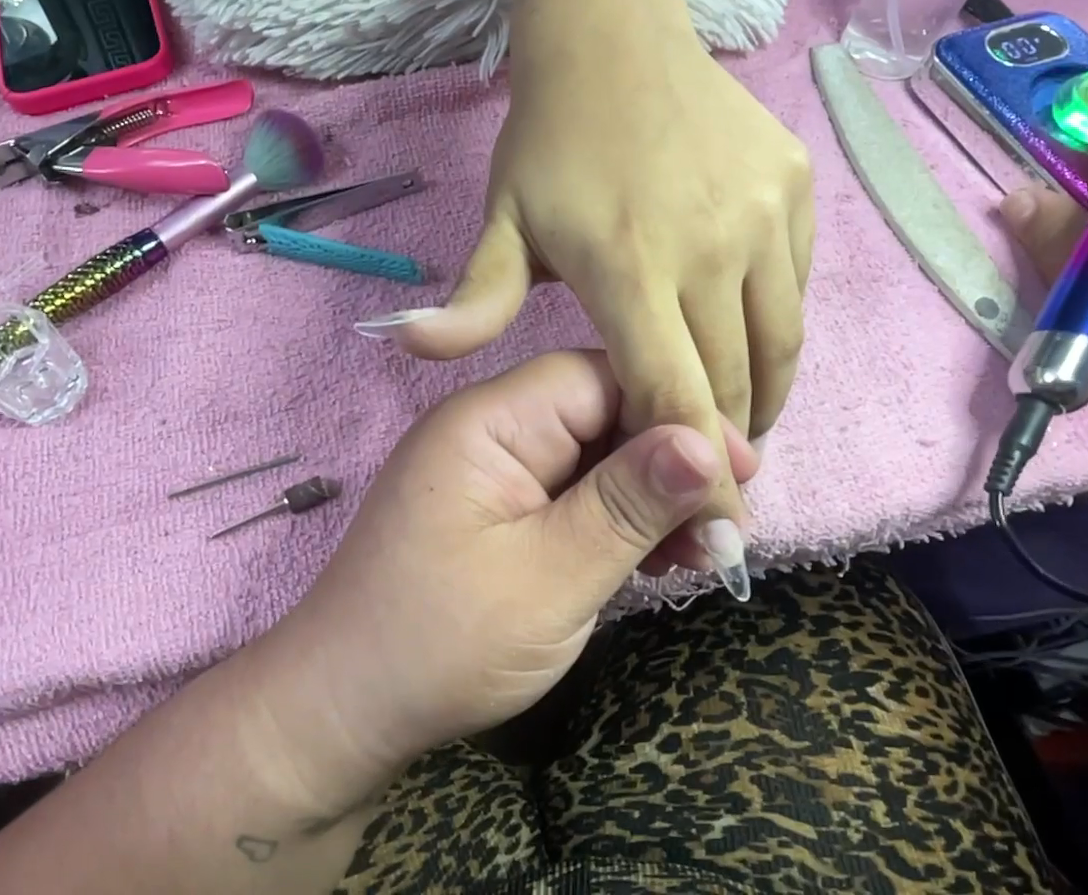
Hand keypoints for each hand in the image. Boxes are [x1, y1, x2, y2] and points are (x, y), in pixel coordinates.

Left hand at [262, 351, 757, 783]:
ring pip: (595, 462)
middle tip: (730, 525)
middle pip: (602, 416)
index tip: (741, 470)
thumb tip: (709, 441)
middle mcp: (491, 432)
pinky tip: (663, 561)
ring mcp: (495, 474)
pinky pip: (573, 499)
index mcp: (489, 422)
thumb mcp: (549, 576)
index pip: (600, 377)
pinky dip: (619, 527)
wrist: (345, 710)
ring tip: (706, 553)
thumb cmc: (441, 643)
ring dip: (652, 503)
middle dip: (670, 466)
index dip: (675, 412)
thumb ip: (628, 505)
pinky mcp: (501, 516)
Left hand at [357, 0, 812, 586]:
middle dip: (723, 445)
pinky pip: (797, 289)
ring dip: (762, 398)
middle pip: (735, 382)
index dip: (690, 470)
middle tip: (706, 479)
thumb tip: (406, 346)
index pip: (674, 396)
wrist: (613, 36)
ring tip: (733, 429)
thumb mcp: (502, 222)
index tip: (700, 518)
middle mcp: (711, 247)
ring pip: (782, 343)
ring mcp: (765, 214)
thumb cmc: (549, 140)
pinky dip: (776, 334)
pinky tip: (746, 346)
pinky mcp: (797, 190)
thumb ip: (473, 299)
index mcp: (629, 267)